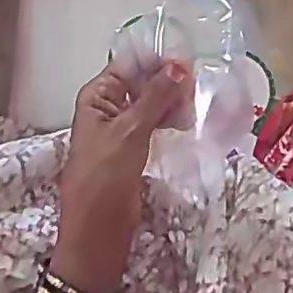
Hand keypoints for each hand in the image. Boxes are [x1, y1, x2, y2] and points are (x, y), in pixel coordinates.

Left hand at [50, 61, 189, 292]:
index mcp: (98, 95)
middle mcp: (110, 105)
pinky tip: (187, 123)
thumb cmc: (105, 177)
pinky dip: (172, 118)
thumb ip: (156, 96)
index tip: (190, 67)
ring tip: (191, 111)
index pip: (131, 63)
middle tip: (194, 94)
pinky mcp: (136, 144)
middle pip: (145, 79)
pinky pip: (157, 120)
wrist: (97, 231)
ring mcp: (123, 125)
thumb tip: (180, 64)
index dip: (159, 61)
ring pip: (154, 100)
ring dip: (174, 101)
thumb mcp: (130, 131)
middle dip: (170, 82)